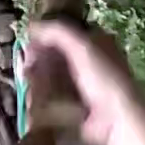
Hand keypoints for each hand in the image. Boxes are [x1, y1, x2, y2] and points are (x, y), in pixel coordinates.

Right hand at [24, 20, 144, 144]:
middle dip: (39, 56)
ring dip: (39, 74)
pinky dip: (44, 91)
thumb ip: (56, 30)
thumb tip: (31, 26)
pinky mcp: (78, 101)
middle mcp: (92, 58)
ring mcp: (85, 81)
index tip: (30, 40)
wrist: (117, 118)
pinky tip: (34, 94)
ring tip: (28, 80)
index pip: (65, 30)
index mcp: (97, 39)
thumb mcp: (81, 44)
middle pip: (57, 52)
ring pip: (54, 72)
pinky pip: (56, 92)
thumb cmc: (103, 76)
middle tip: (27, 63)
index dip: (46, 33)